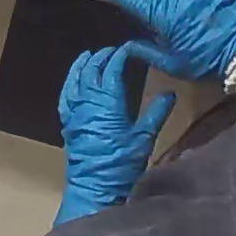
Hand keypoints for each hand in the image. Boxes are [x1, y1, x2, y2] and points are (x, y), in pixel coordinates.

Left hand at [56, 44, 176, 223]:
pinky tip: (73, 79)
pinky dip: (69, 82)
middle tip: (112, 51)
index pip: (111, 70)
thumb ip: (156, 112)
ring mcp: (74, 111)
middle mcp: (87, 102)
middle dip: (101, 58)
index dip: (119, 56)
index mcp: (108, 102)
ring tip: (89, 55)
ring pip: (75, 80)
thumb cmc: (122, 163)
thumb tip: (170, 92)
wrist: (95, 186)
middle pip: (91, 71)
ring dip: (82, 65)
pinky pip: (65, 95)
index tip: (128, 48)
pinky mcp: (67, 122)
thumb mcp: (144, 138)